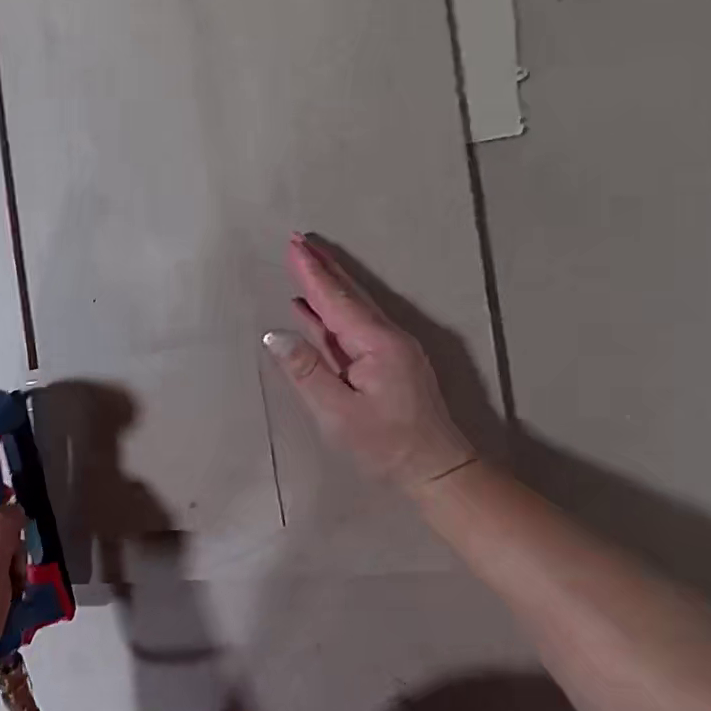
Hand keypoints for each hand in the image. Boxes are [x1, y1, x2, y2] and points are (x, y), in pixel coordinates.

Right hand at [263, 233, 475, 491]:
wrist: (435, 469)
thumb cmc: (384, 445)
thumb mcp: (337, 413)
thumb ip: (306, 371)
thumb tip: (275, 335)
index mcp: (377, 345)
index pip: (336, 301)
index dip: (313, 273)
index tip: (294, 245)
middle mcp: (387, 338)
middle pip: (349, 295)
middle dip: (323, 267)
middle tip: (299, 240)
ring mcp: (389, 350)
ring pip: (351, 309)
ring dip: (327, 285)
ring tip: (304, 264)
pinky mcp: (386, 363)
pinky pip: (350, 328)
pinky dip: (328, 314)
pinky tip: (309, 309)